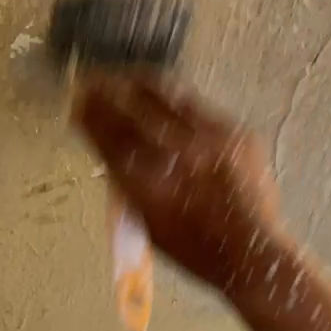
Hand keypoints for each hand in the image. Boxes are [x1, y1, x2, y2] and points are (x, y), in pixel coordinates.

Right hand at [72, 75, 289, 292]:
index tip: (77, 105)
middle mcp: (180, 158)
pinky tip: (162, 95)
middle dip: (106, 92)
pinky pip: (198, 107)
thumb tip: (113, 150)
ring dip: (138, 83)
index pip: (111, 139)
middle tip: (91, 82)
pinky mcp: (236, 133)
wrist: (253, 253)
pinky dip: (173, 100)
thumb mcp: (149, 225)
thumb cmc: (195, 250)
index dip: (91, 118)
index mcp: (152, 188)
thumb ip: (130, 187)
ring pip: (167, 97)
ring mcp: (212, 141)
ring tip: (122, 78)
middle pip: (133, 110)